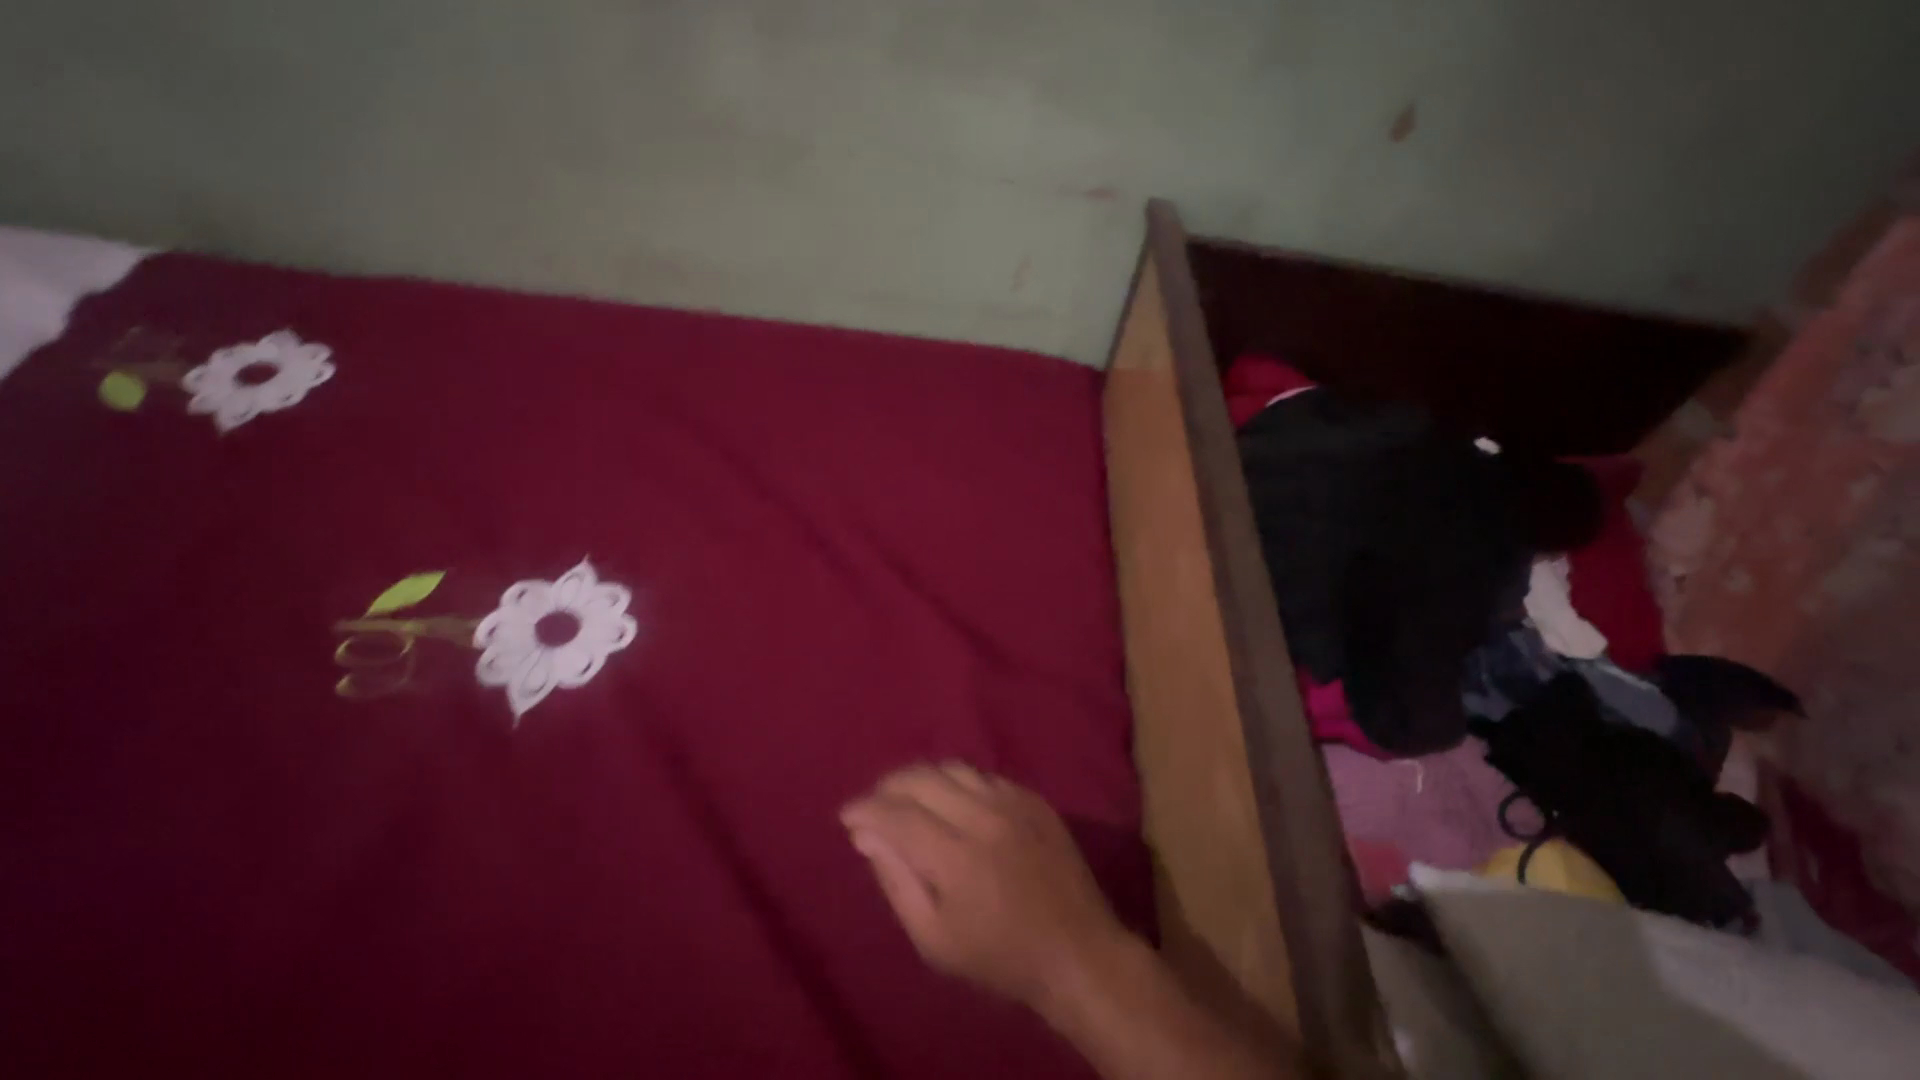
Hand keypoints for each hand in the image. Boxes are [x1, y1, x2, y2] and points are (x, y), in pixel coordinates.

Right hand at [840, 763, 1132, 1011]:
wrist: (1077, 953)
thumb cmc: (999, 957)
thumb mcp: (934, 939)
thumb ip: (896, 882)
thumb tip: (867, 835)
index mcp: (955, 856)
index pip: (896, 814)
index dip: (866, 810)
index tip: (848, 816)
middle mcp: (984, 817)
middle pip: (922, 778)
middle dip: (888, 787)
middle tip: (874, 806)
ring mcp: (1014, 804)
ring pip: (954, 769)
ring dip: (923, 780)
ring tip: (908, 800)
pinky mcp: (1036, 801)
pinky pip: (985, 777)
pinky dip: (958, 784)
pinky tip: (952, 804)